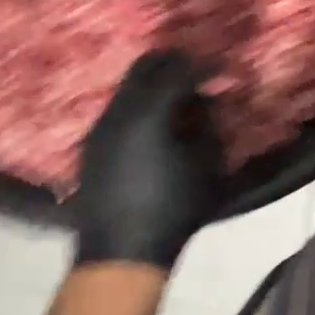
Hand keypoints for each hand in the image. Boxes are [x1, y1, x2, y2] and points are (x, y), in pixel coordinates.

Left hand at [71, 51, 225, 269]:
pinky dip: (139, 105)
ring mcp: (100, 125)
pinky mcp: (92, 144)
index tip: (223, 70)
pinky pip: (118, 108)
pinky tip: (155, 125)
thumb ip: (207, 123)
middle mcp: (120, 109)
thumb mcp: (206, 163)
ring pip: (128, 86)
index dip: (205, 65)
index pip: (180, 69)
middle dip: (174, 63)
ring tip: (178, 99)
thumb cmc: (175, 207)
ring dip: (154, 84)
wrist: (121, 251)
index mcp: (150, 111)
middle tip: (199, 72)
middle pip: (145, 66)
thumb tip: (205, 100)